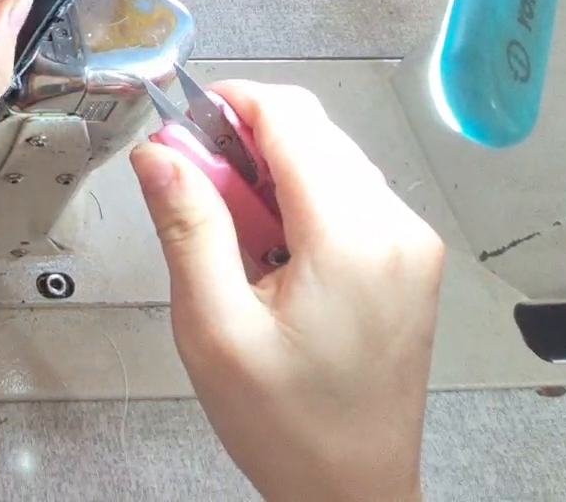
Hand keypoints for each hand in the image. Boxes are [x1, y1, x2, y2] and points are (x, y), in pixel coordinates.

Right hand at [130, 80, 444, 501]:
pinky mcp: (405, 256)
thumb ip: (187, 226)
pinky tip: (264, 241)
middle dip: (239, 138)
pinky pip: (341, 186)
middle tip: (191, 190)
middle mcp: (396, 225)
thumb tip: (156, 150)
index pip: (290, 117)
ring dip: (262, 166)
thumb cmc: (281, 420)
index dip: (227, 103)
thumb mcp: (213, 325)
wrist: (354, 496)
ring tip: (226, 227)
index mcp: (353, 238)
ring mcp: (409, 241)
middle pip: (309, 128)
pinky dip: (290, 191)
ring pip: (323, 152)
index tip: (178, 134)